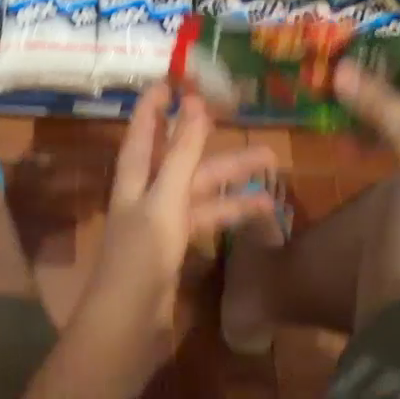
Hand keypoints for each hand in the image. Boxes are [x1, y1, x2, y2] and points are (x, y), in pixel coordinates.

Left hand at [83, 83, 278, 322]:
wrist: (128, 322)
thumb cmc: (140, 252)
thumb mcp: (164, 197)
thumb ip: (181, 152)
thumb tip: (194, 102)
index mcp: (135, 171)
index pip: (143, 124)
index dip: (157, 101)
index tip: (178, 77)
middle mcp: (147, 187)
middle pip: (181, 154)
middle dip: (211, 137)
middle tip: (239, 112)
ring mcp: (162, 216)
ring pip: (200, 184)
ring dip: (231, 173)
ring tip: (271, 160)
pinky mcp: (177, 244)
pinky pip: (207, 216)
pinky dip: (230, 210)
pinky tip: (261, 208)